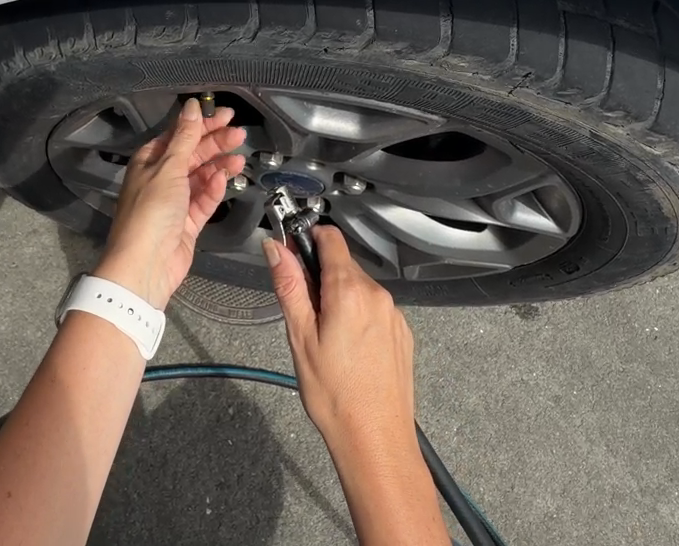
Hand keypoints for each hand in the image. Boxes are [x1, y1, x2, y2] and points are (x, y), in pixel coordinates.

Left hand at [93, 97, 244, 310]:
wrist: (145, 265)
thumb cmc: (150, 212)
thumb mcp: (168, 169)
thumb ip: (185, 138)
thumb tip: (191, 106)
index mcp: (149, 161)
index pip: (178, 135)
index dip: (201, 124)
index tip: (226, 115)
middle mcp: (160, 177)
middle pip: (192, 154)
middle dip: (215, 143)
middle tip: (239, 135)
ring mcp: (175, 200)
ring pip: (201, 176)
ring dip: (219, 165)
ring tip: (239, 158)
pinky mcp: (187, 221)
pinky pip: (204, 199)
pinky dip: (214, 189)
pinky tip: (225, 179)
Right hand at [266, 226, 417, 461]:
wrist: (376, 441)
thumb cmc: (334, 395)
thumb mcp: (299, 336)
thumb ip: (289, 285)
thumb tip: (275, 247)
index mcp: (350, 290)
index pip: (330, 237)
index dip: (306, 239)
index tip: (291, 257)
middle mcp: (378, 295)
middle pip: (342, 263)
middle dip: (319, 277)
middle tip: (304, 313)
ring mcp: (394, 314)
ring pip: (358, 287)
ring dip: (338, 297)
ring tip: (325, 337)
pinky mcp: (403, 333)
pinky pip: (374, 308)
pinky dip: (357, 315)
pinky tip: (347, 349)